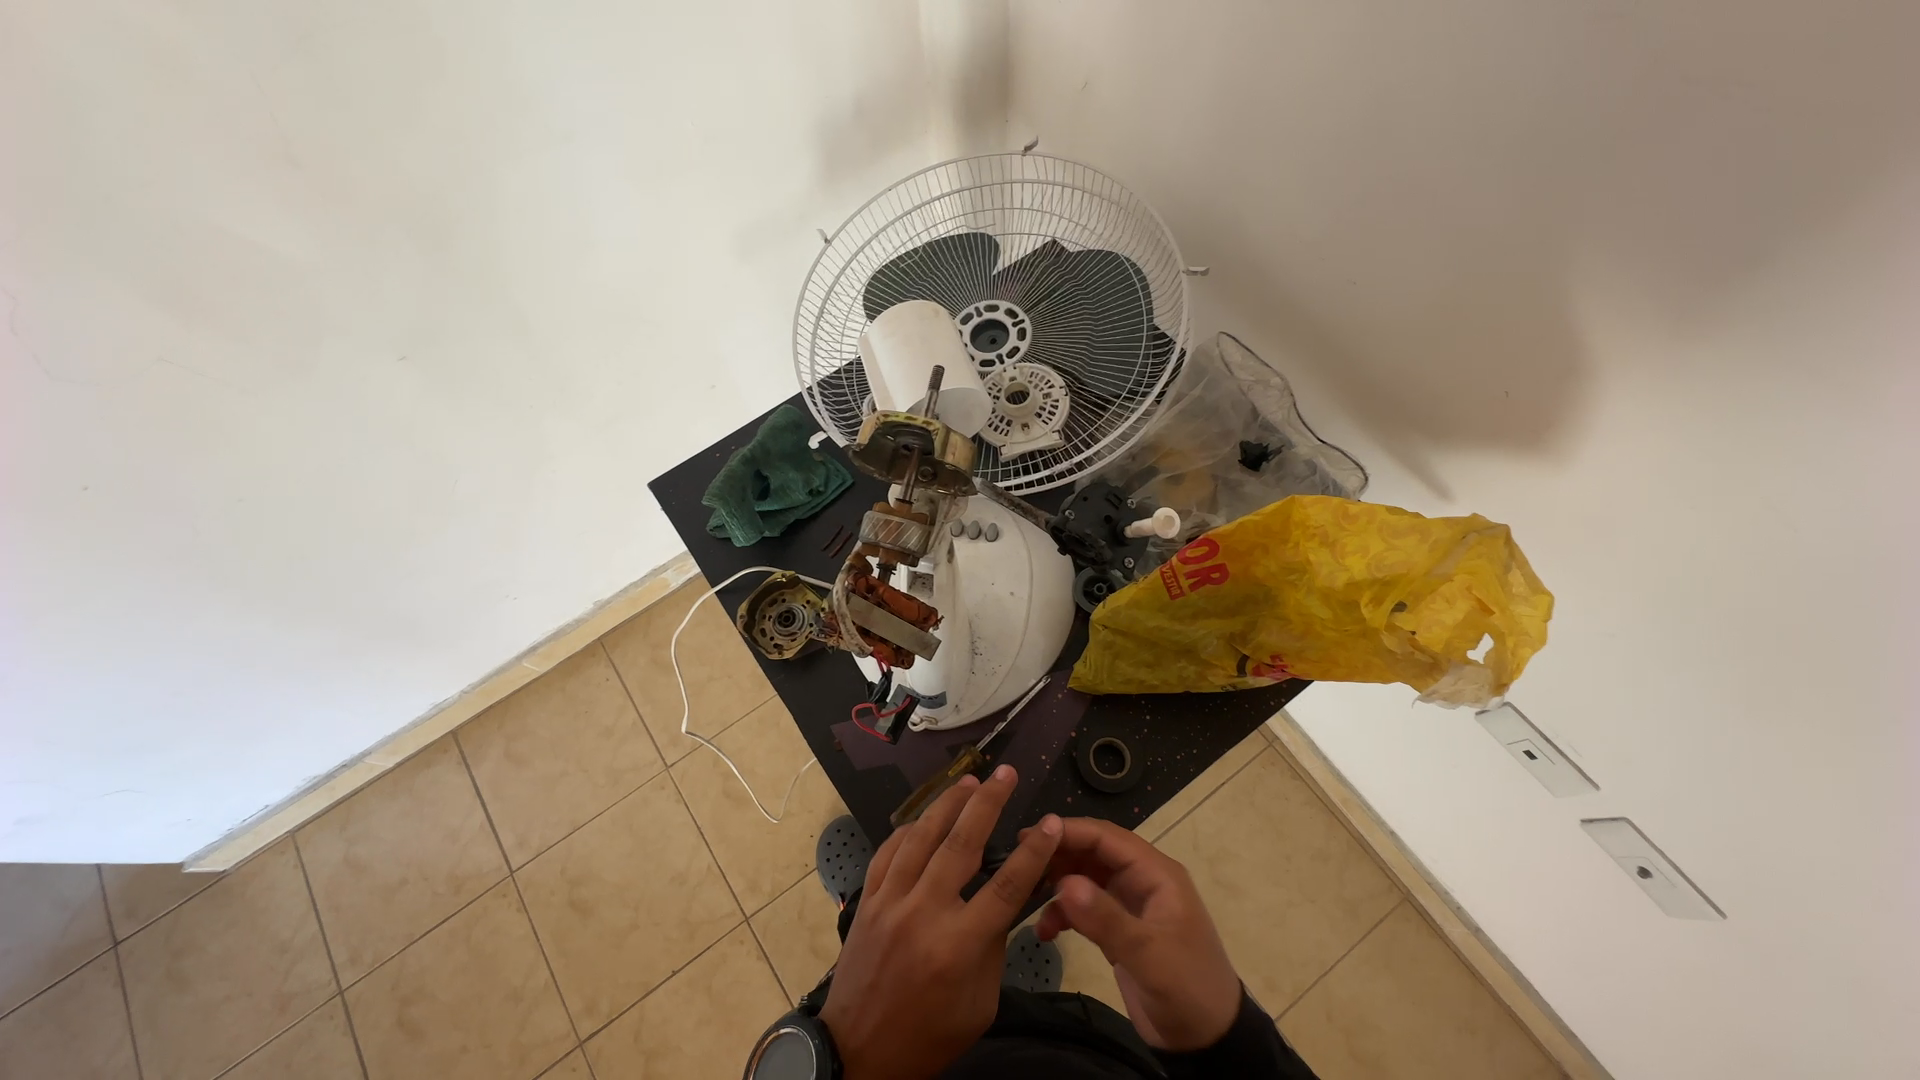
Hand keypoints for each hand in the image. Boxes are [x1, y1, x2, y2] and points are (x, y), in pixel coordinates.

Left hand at [820, 766, 1062, 1078]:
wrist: (858, 1053)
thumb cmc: (928, 1037)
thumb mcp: (979, 1005)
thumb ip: (993, 948)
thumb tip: (1004, 902)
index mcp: (958, 945)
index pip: (1006, 887)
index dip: (1034, 852)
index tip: (1053, 822)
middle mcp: (923, 912)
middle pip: (960, 844)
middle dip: (987, 804)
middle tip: (1006, 774)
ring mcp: (889, 901)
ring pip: (921, 838)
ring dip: (946, 805)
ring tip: (969, 781)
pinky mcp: (866, 901)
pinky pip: (888, 852)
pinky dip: (907, 830)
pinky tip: (923, 818)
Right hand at [1033, 817, 1241, 1050]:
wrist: (1207, 1042)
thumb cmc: (1187, 989)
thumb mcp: (1148, 955)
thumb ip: (1106, 919)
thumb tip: (1063, 883)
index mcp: (1156, 874)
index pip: (1107, 837)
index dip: (1070, 832)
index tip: (1030, 835)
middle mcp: (1142, 881)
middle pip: (1093, 853)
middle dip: (1058, 856)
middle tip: (1020, 862)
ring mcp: (1130, 905)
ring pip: (1085, 878)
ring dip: (1057, 886)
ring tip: (1026, 896)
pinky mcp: (1119, 929)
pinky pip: (1085, 908)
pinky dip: (1063, 915)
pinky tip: (1045, 932)